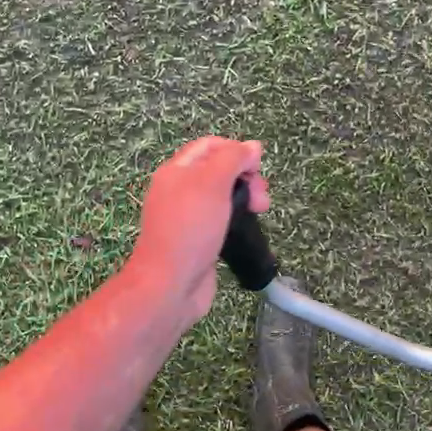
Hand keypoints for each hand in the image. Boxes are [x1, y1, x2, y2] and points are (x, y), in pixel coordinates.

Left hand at [131, 137, 268, 327]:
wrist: (170, 285)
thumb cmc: (190, 228)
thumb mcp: (212, 183)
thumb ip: (233, 159)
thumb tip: (253, 146)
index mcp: (177, 170)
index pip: (210, 146)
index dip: (236, 149)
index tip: (256, 167)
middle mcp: (180, 189)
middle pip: (219, 169)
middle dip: (245, 175)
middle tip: (261, 195)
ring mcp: (188, 216)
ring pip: (222, 195)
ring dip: (245, 196)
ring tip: (261, 210)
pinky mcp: (198, 239)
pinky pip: (221, 218)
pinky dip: (237, 218)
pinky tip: (246, 227)